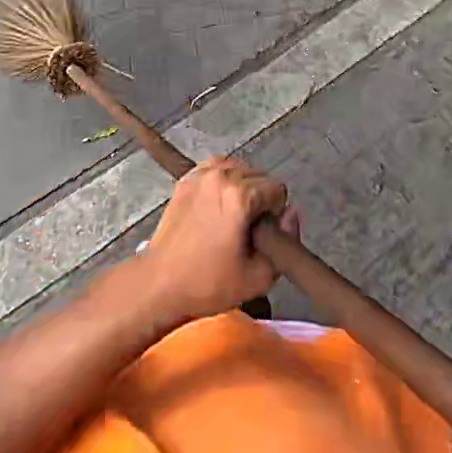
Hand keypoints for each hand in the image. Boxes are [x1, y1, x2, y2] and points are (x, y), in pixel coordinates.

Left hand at [136, 157, 300, 322]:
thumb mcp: (260, 276)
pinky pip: (217, 168)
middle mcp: (221, 177)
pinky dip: (222, 180)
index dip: (276, 213)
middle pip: (259, 176)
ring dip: (242, 187)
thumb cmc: (208, 285)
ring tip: (231, 217)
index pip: (277, 188)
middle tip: (246, 230)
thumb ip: (287, 240)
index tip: (262, 234)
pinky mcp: (186, 179)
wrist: (159, 285)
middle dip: (260, 199)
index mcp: (240, 197)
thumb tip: (293, 212)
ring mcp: (201, 175)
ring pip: (239, 169)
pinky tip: (217, 205)